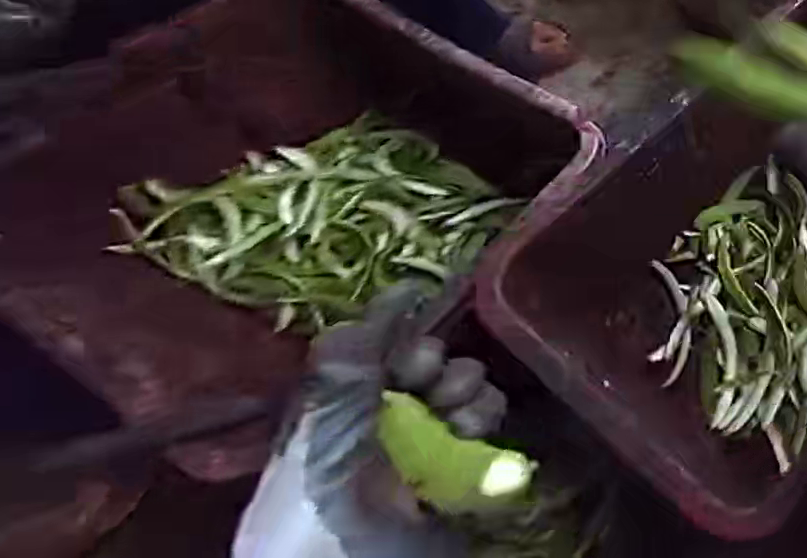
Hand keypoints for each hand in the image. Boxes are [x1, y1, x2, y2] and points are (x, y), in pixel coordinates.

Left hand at [233, 284, 505, 557]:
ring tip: (458, 415)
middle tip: (434, 385)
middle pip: (426, 364)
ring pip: (462, 386)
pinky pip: (486, 419)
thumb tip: (396, 290)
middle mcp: (383, 421)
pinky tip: (473, 432)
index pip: (380, 352)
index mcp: (338, 412)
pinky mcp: (462, 463)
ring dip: (467, 389)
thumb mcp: (320, 441)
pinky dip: (485, 416)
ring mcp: (424, 444)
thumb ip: (349, 369)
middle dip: (437, 364)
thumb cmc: (320, 517)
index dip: (400, 342)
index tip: (409, 350)